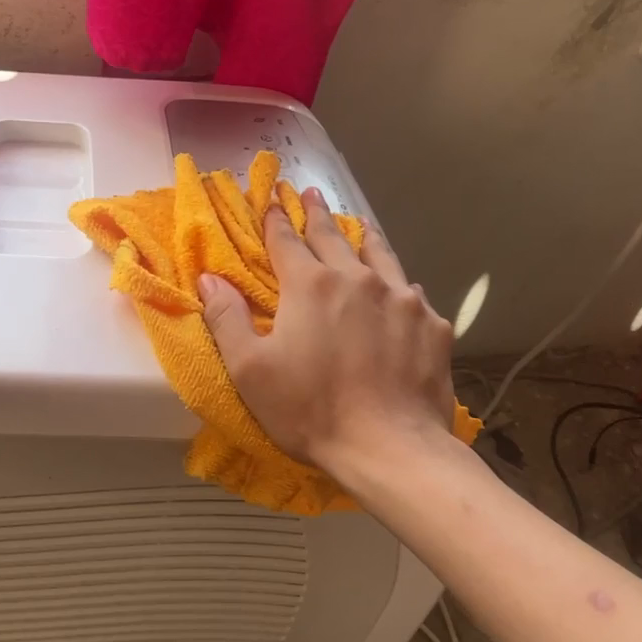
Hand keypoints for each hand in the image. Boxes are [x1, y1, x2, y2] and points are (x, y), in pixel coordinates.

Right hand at [199, 188, 459, 473]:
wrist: (391, 449)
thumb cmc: (310, 410)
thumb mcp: (250, 370)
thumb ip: (226, 318)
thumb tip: (208, 277)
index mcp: (311, 285)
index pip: (286, 241)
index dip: (275, 220)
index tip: (272, 201)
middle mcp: (359, 279)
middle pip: (333, 237)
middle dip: (317, 214)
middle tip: (311, 193)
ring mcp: (402, 300)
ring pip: (381, 255)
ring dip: (364, 237)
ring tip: (360, 224)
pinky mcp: (433, 326)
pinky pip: (411, 293)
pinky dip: (397, 284)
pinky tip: (398, 291)